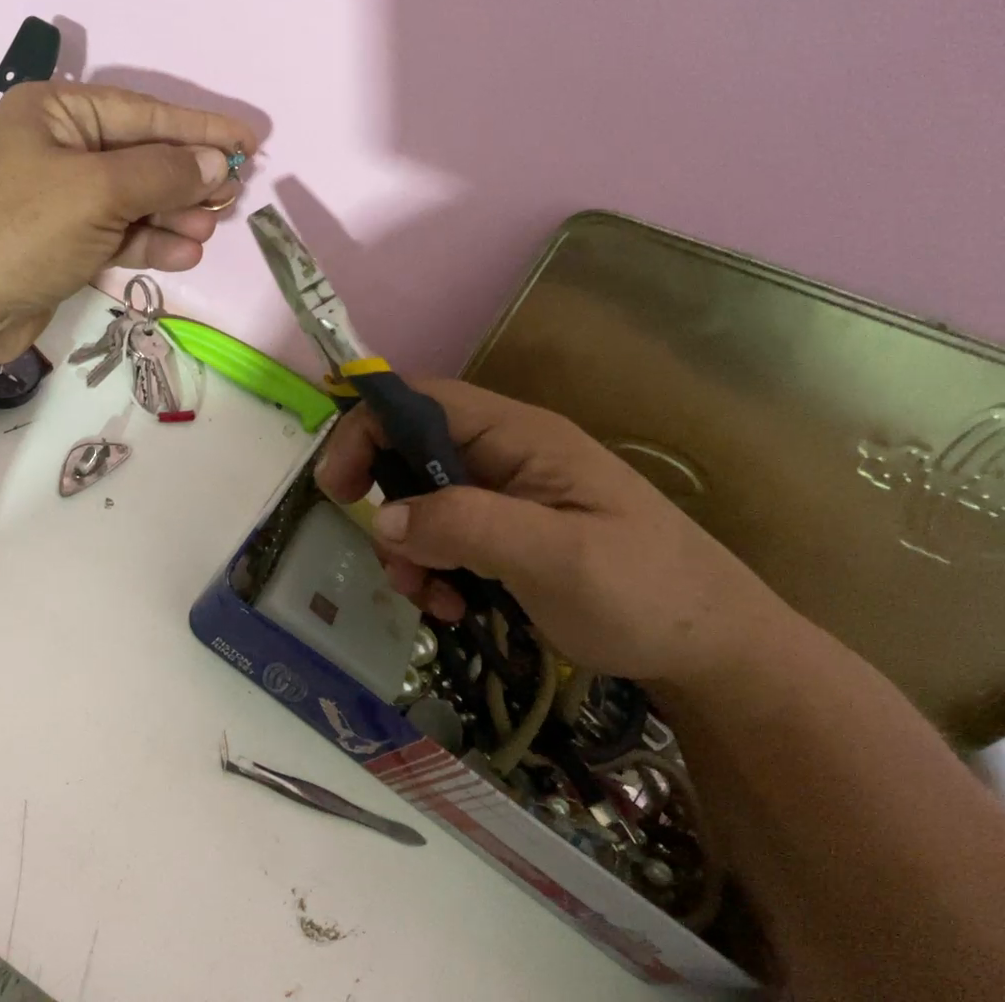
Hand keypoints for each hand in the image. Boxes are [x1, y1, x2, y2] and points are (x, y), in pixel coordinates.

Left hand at [0, 82, 256, 350]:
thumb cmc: (22, 233)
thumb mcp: (98, 192)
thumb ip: (163, 174)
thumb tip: (217, 166)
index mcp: (54, 111)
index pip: (142, 113)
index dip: (200, 129)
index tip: (251, 142)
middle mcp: (53, 147)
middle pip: (138, 156)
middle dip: (186, 178)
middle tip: (234, 197)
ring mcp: (53, 200)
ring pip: (130, 200)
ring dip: (172, 216)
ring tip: (211, 231)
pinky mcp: (56, 245)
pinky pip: (113, 235)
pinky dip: (147, 243)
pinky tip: (185, 254)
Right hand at [314, 380, 793, 686]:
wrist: (715, 653)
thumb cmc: (645, 593)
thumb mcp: (555, 557)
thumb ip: (465, 526)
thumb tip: (382, 516)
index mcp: (520, 437)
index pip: (418, 402)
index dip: (366, 431)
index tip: (340, 489)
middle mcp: (505, 458)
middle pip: (408, 455)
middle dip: (386, 508)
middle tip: (392, 562)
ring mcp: (505, 499)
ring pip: (418, 505)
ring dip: (406, 551)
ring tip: (428, 598)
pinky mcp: (505, 538)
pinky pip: (440, 540)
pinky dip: (430, 573)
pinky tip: (452, 608)